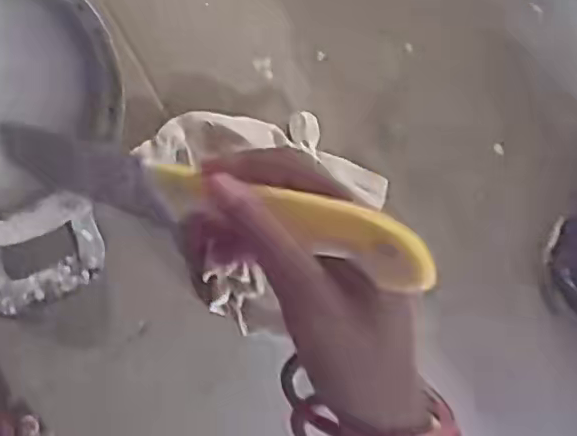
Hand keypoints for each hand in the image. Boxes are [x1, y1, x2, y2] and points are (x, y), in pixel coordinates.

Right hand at [193, 149, 429, 432]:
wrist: (378, 420)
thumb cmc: (351, 356)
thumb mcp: (305, 293)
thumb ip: (263, 233)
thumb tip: (216, 180)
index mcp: (363, 220)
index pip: (300, 170)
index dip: (250, 166)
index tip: (204, 174)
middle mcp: (351, 219)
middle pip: (286, 186)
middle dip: (238, 194)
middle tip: (198, 206)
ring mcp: (338, 240)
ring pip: (278, 209)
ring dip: (238, 219)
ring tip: (204, 239)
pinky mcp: (323, 260)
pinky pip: (279, 234)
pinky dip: (248, 239)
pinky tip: (223, 253)